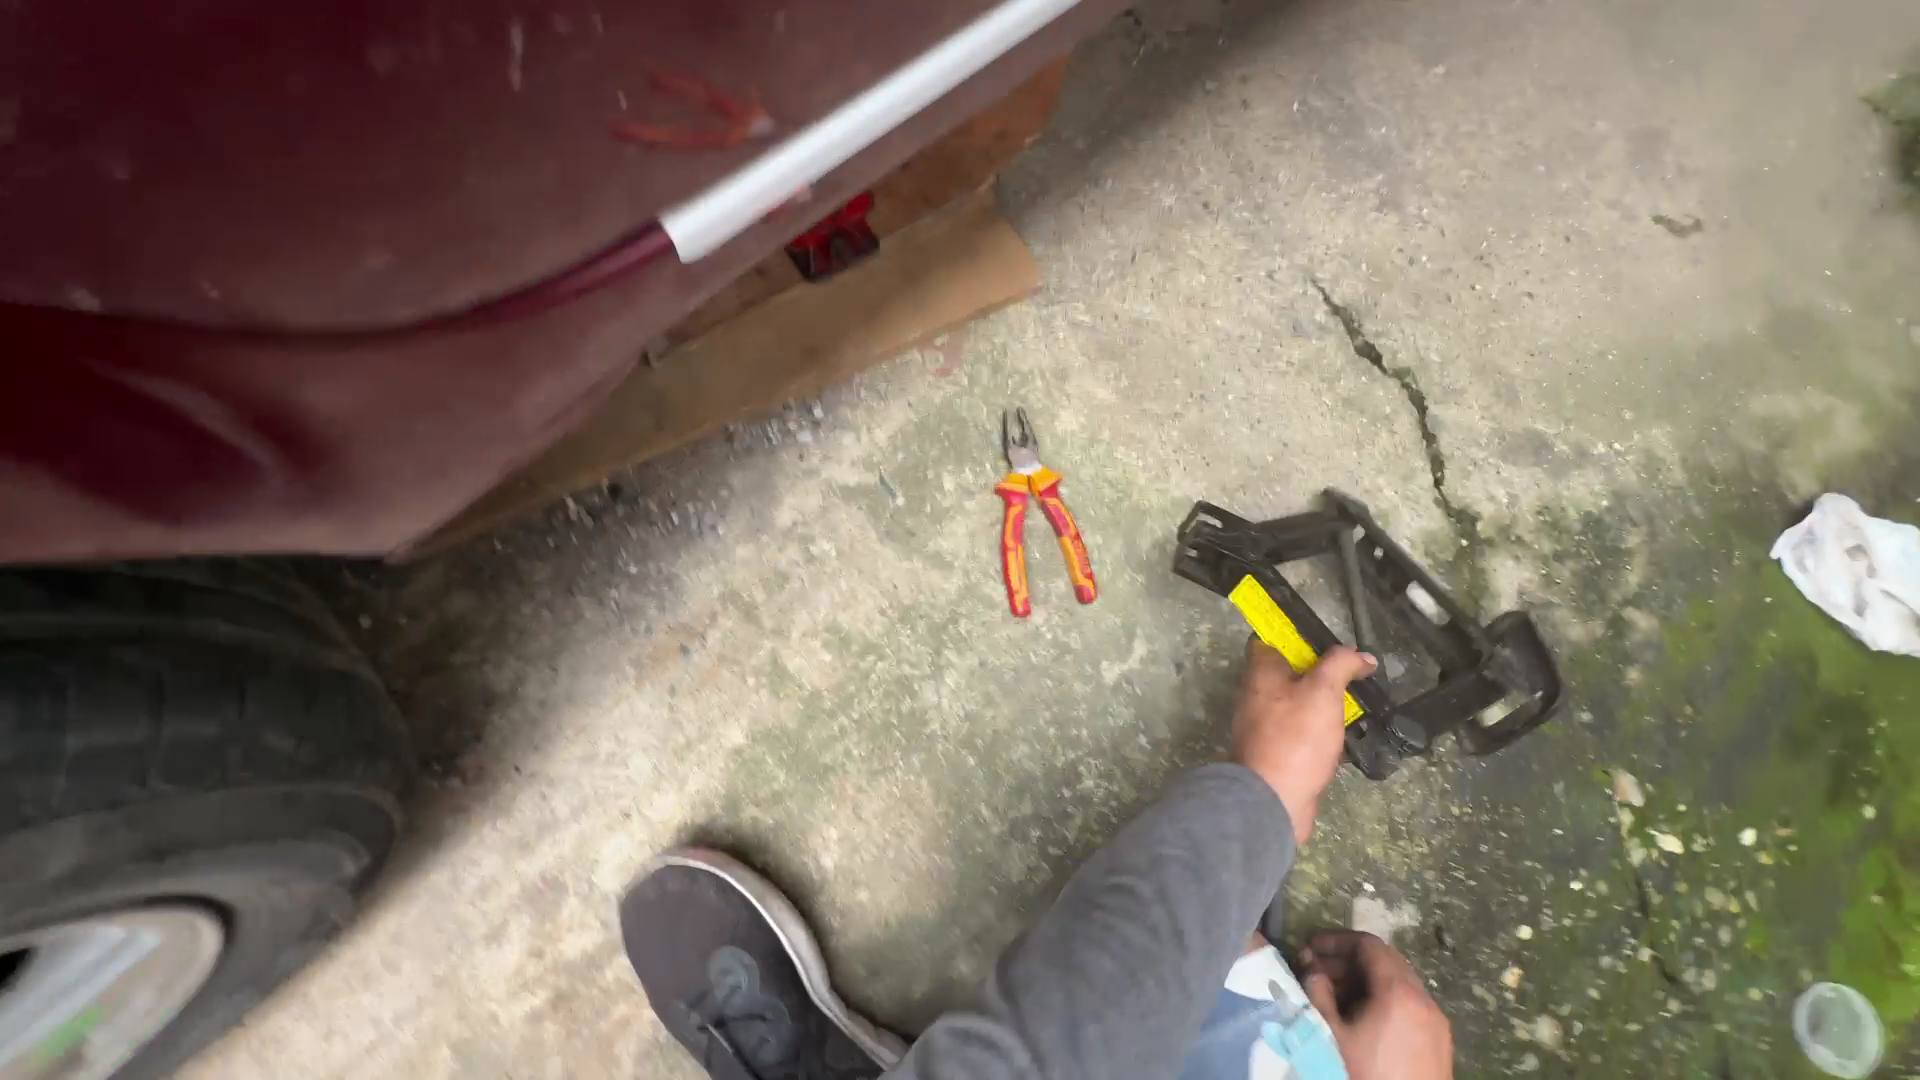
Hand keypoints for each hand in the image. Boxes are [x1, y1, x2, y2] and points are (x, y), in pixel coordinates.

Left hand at [1231, 639, 1374, 843]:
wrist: (1274, 797)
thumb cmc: (1296, 736)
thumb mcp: (1324, 691)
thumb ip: (1340, 666)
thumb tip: (1360, 655)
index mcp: (1258, 672)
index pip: (1268, 640)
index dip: (1296, 637)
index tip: (1328, 645)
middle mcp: (1253, 694)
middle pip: (1285, 672)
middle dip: (1317, 673)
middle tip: (1350, 678)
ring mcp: (1261, 724)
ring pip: (1293, 703)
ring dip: (1320, 704)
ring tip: (1353, 706)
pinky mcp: (1272, 750)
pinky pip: (1297, 731)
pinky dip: (1317, 731)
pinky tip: (1340, 737)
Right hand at [1299, 931, 1452, 1079]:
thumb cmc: (1364, 1076)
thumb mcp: (1329, 1033)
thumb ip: (1317, 991)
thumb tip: (1313, 971)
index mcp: (1400, 993)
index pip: (1367, 945)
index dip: (1335, 940)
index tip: (1309, 948)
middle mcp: (1425, 1000)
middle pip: (1384, 960)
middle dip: (1346, 960)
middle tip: (1316, 970)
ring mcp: (1436, 1024)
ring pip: (1397, 983)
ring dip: (1363, 979)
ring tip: (1333, 995)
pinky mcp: (1439, 1045)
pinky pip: (1409, 1005)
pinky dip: (1382, 999)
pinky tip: (1359, 1018)